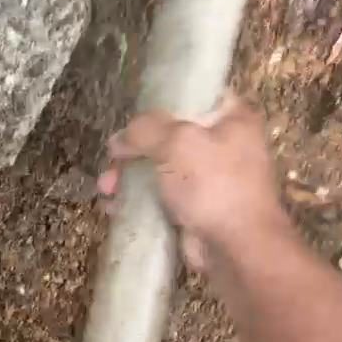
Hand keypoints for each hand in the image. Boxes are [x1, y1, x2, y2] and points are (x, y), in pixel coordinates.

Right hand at [97, 94, 293, 272]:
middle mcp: (221, 145)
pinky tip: (114, 207)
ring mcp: (206, 179)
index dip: (163, 101)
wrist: (235, 246)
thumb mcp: (178, 142)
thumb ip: (145, 130)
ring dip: (127, 177)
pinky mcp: (192, 207)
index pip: (196, 96)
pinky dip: (134, 200)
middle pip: (167, 135)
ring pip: (157, 168)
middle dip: (133, 149)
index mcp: (231, 119)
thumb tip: (119, 140)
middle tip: (112, 159)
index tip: (134, 113)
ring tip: (106, 189)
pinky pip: (157, 197)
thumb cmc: (214, 185)